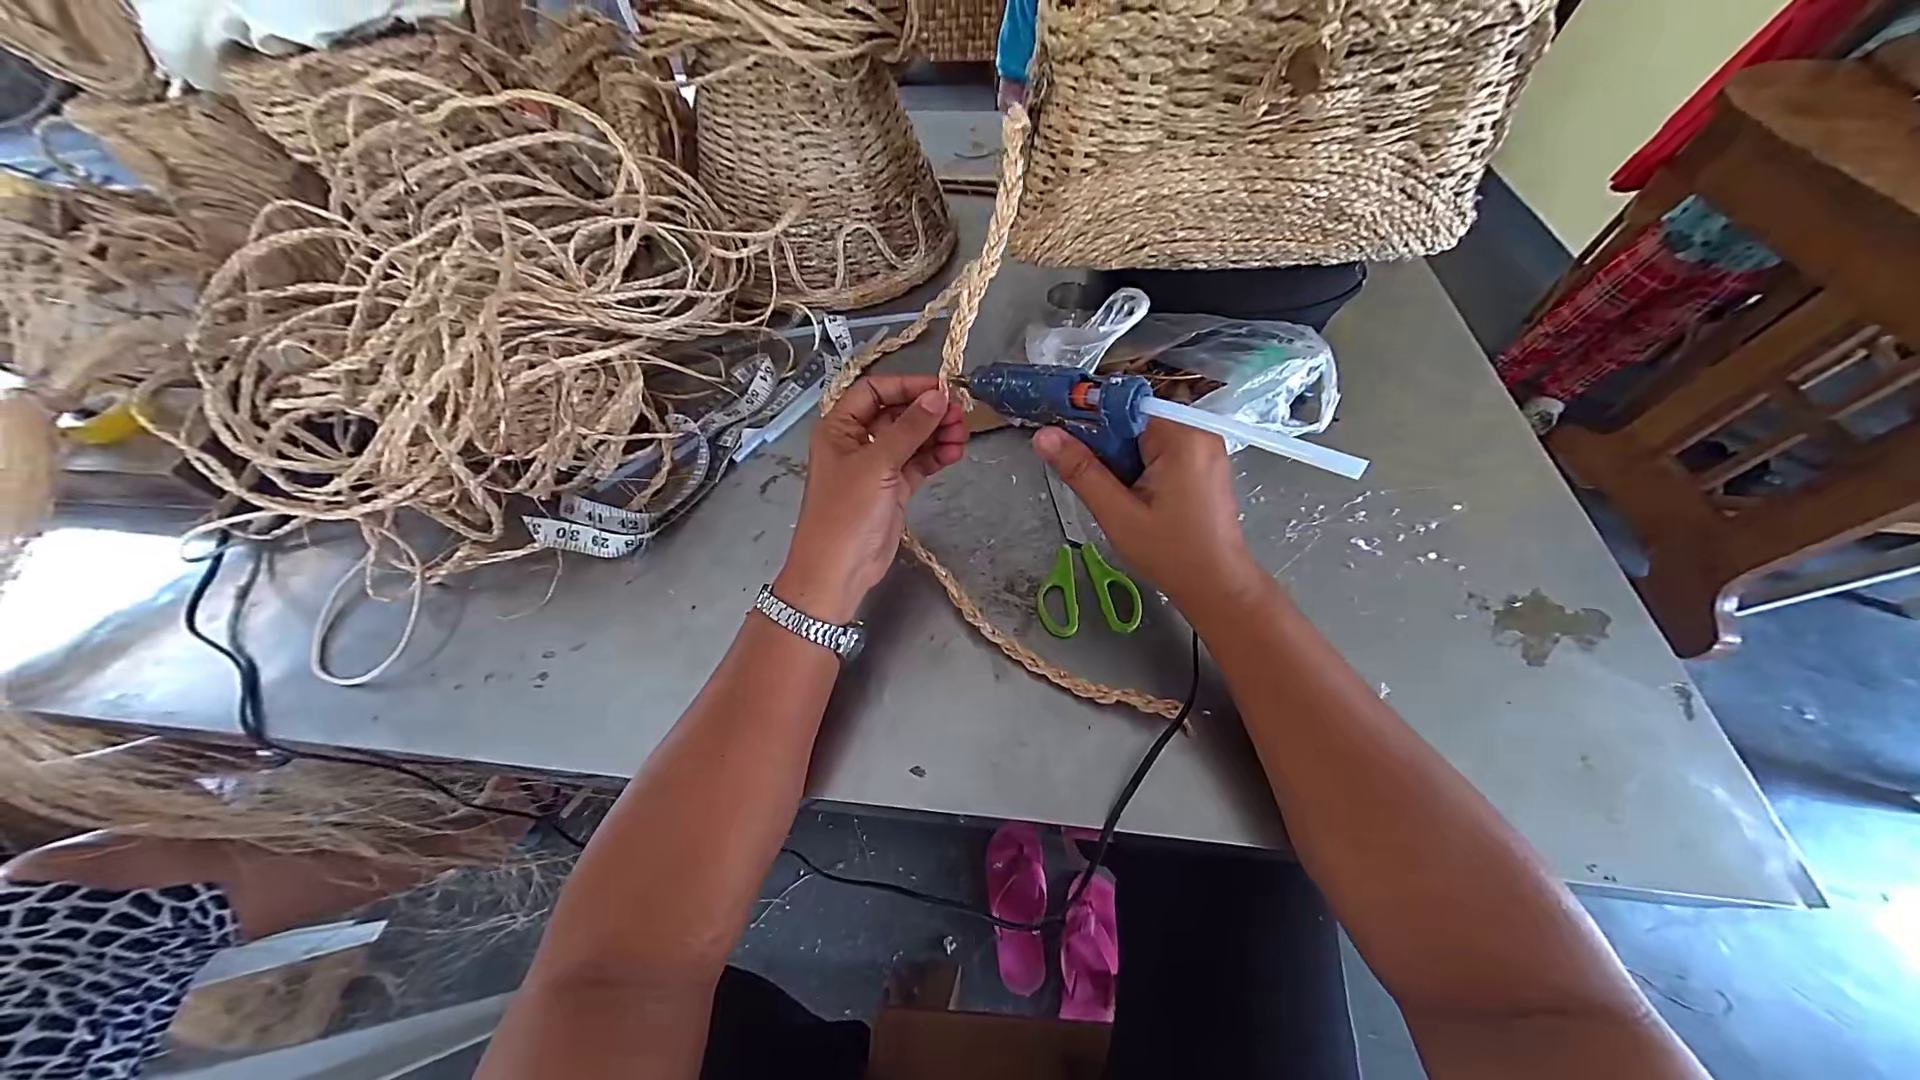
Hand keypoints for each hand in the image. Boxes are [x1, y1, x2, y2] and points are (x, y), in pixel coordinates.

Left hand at [776, 375, 967, 622]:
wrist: (838, 570)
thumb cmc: (845, 513)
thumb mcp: (877, 464)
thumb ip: (909, 428)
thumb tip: (937, 397)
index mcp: (839, 428)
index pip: (874, 391)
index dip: (906, 386)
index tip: (939, 389)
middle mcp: (857, 442)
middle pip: (897, 414)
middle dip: (927, 412)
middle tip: (958, 414)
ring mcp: (877, 467)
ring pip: (911, 439)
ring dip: (936, 434)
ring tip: (961, 435)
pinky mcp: (893, 489)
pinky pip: (918, 463)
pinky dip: (936, 457)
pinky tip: (954, 452)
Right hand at [1031, 419, 1266, 610]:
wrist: (1218, 585)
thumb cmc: (1172, 553)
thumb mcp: (1116, 512)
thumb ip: (1080, 470)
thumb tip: (1045, 436)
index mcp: (1181, 436)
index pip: (1124, 405)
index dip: (1089, 417)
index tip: (1063, 435)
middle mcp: (1198, 432)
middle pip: (1135, 418)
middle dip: (1106, 442)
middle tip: (1094, 478)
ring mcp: (1204, 447)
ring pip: (1145, 434)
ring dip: (1121, 456)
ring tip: (1116, 493)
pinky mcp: (1204, 463)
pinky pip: (1162, 449)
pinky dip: (1139, 464)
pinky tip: (1133, 493)